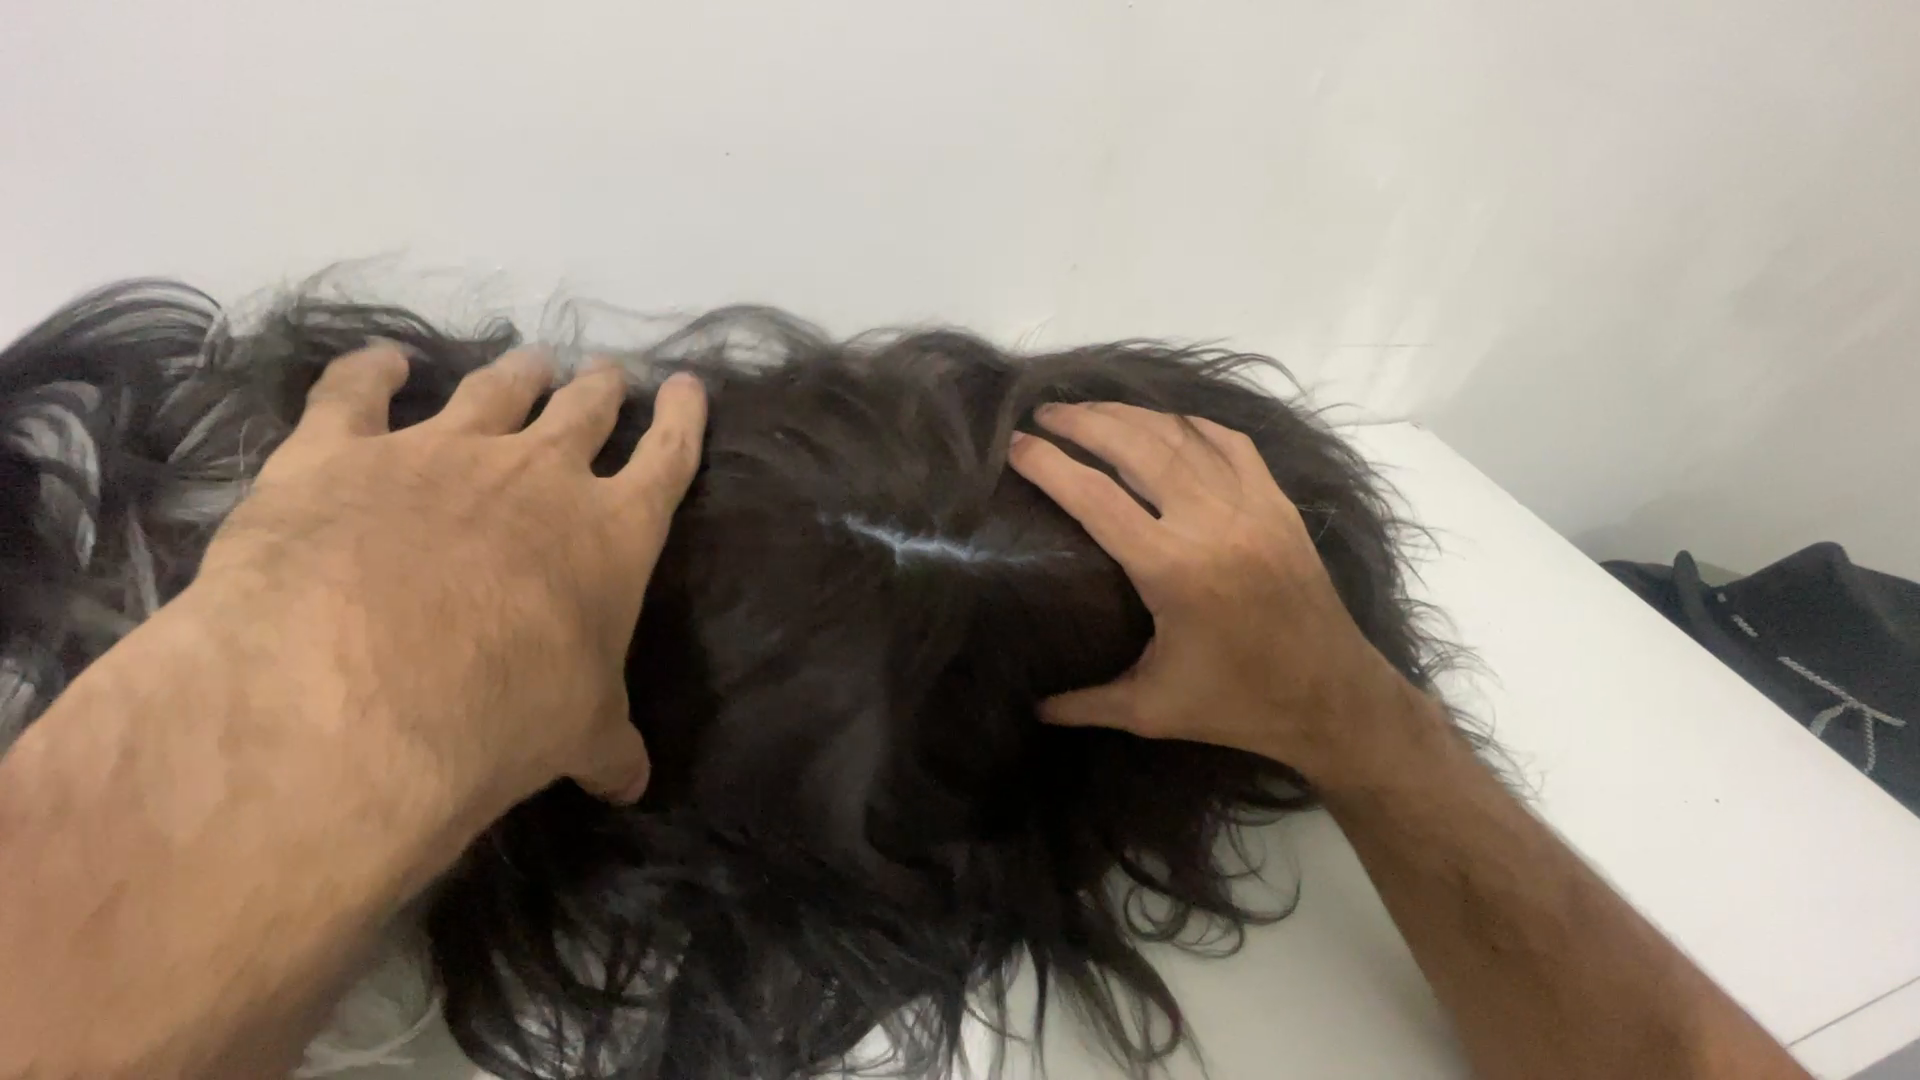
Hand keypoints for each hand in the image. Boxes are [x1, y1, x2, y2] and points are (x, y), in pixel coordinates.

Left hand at [191, 344, 705, 805]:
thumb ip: (610, 746)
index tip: (688, 385)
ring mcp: (440, 453)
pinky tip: (382, 359)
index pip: (668, 457)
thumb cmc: (509, 711)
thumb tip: (633, 785)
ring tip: (532, 360)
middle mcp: (538, 473)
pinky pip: (355, 393)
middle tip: (607, 373)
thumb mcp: (579, 733)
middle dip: (603, 389)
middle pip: (585, 410)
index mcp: (612, 531)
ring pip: (495, 390)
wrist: (362, 693)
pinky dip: (370, 370)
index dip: (683, 419)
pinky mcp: (340, 455)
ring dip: (519, 373)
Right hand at [1007, 402, 1427, 776]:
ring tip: (1091, 409)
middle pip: (1136, 447)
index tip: (1014, 444)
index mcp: (1172, 570)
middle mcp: (1210, 523)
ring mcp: (1251, 506)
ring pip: (1182, 437)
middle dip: (1084, 422)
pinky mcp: (1279, 505)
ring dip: (1131, 416)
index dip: (1048, 465)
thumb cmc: (1237, 706)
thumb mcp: (1151, 711)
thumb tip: (1030, 705)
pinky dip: (1192, 425)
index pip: (1094, 498)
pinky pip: (1232, 444)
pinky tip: (1166, 421)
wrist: (1335, 699)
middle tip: (1045, 412)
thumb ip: (1084, 703)